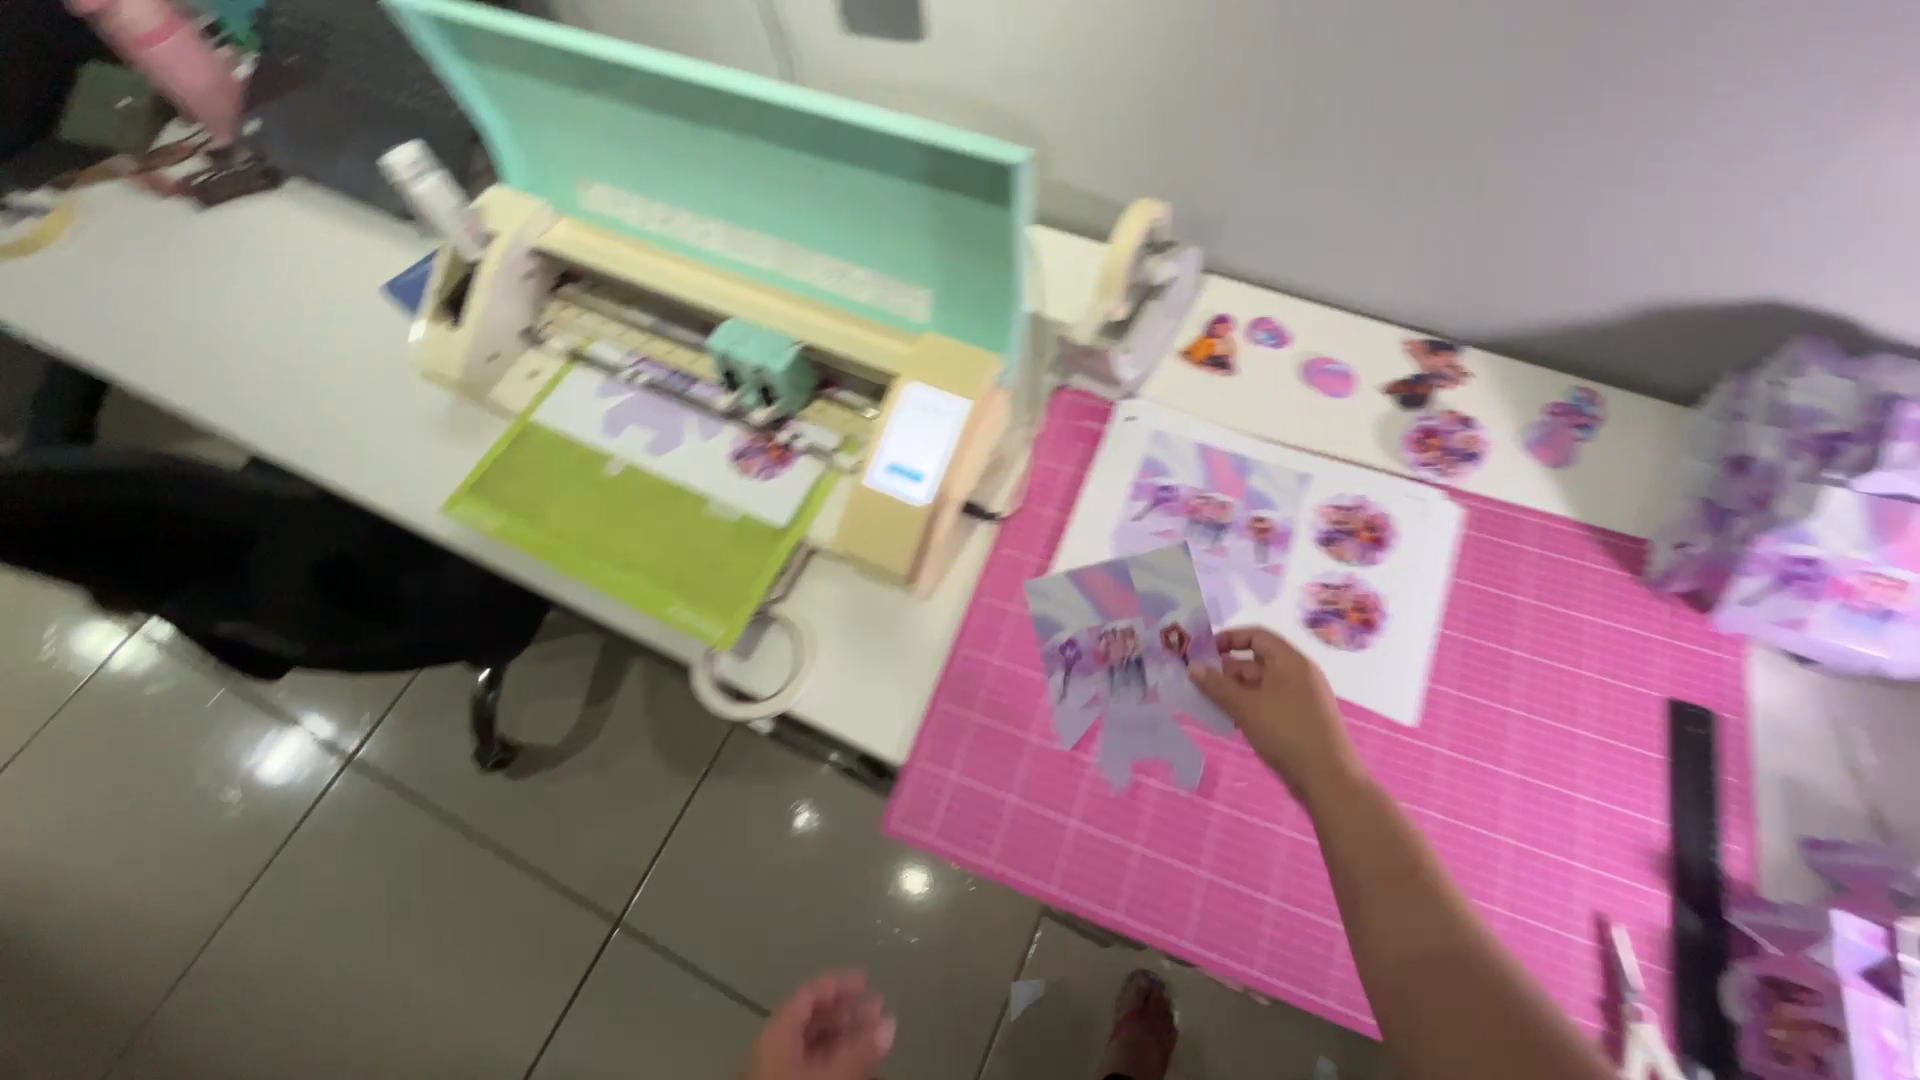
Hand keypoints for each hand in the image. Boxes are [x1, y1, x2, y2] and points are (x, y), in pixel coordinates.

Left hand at [740, 971, 894, 1079]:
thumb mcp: (831, 1076)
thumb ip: (860, 1050)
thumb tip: (890, 1023)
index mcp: (776, 1034)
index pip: (808, 994)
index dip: (838, 984)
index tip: (867, 980)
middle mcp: (771, 1049)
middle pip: (812, 1020)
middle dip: (847, 1013)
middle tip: (879, 1010)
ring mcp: (773, 1074)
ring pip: (812, 1047)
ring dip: (844, 1040)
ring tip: (875, 1040)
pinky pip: (809, 1068)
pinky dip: (835, 1062)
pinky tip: (857, 1069)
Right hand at [1190, 627, 1365, 802]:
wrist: (1328, 778)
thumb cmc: (1286, 733)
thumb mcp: (1246, 707)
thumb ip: (1217, 685)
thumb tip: (1193, 666)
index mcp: (1290, 661)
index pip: (1257, 636)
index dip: (1229, 639)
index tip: (1203, 652)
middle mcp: (1298, 673)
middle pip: (1257, 660)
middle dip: (1227, 670)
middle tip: (1199, 682)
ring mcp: (1301, 697)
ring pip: (1261, 684)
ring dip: (1235, 691)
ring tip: (1209, 703)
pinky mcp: (1301, 718)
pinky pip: (1269, 702)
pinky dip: (1249, 705)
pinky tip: (1230, 721)